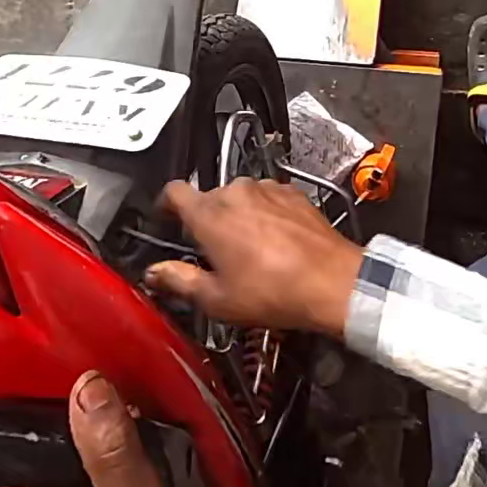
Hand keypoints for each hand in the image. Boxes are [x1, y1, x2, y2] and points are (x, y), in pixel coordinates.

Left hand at [0, 372, 195, 486]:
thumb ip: (112, 454)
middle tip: (68, 397)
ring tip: (103, 411)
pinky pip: (73, 484)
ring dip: (70, 442)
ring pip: (41, 476)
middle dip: (36, 436)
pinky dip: (92, 457)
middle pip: (1, 479)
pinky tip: (120, 434)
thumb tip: (89, 386)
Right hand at [143, 178, 364, 337]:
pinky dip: (264, 213)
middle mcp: (236, 192)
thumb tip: (155, 273)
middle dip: (207, 220)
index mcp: (210, 213)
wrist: (331, 281)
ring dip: (238, 215)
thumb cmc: (273, 292)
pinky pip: (266, 197)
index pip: (174, 191)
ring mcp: (266, 188)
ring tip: (249, 249)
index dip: (166, 204)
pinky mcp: (291, 192)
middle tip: (215, 252)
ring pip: (239, 197)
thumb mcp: (218, 298)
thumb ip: (179, 280)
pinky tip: (274, 241)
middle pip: (209, 197)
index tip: (167, 218)